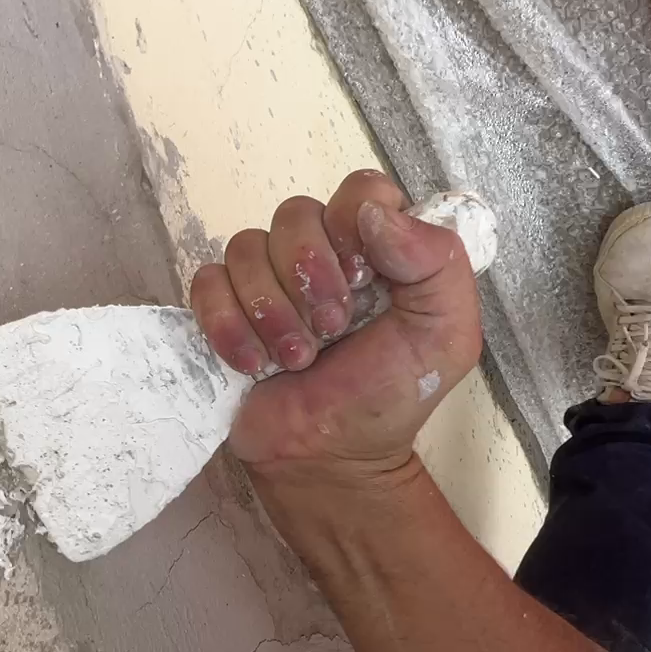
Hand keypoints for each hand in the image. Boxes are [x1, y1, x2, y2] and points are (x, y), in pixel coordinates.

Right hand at [189, 170, 482, 490]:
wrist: (328, 461)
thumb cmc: (387, 400)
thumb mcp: (444, 336)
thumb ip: (437, 262)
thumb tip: (373, 213)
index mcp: (375, 250)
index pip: (359, 190)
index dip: (352, 225)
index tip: (363, 280)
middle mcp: (318, 254)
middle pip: (294, 213)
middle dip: (310, 279)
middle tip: (330, 332)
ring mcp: (264, 281)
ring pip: (245, 247)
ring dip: (272, 311)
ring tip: (294, 360)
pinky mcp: (221, 310)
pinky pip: (206, 283)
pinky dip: (227, 325)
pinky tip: (251, 363)